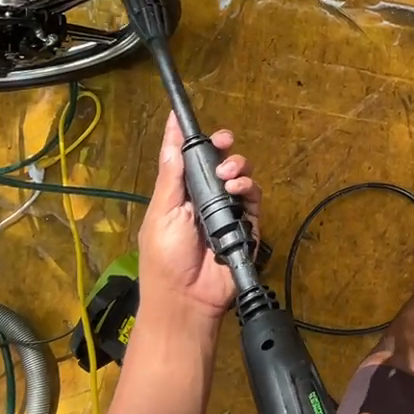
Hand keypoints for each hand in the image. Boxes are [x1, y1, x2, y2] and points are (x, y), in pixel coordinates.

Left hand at [137, 112, 260, 321]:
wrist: (188, 297)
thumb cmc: (164, 259)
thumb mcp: (160, 216)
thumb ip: (170, 179)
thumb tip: (170, 144)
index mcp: (179, 196)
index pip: (183, 160)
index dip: (184, 138)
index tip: (181, 115)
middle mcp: (205, 198)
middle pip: (218, 162)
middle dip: (222, 147)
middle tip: (223, 141)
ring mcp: (227, 210)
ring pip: (239, 175)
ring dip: (236, 167)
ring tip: (229, 174)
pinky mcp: (247, 222)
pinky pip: (253, 196)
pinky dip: (247, 188)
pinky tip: (238, 189)